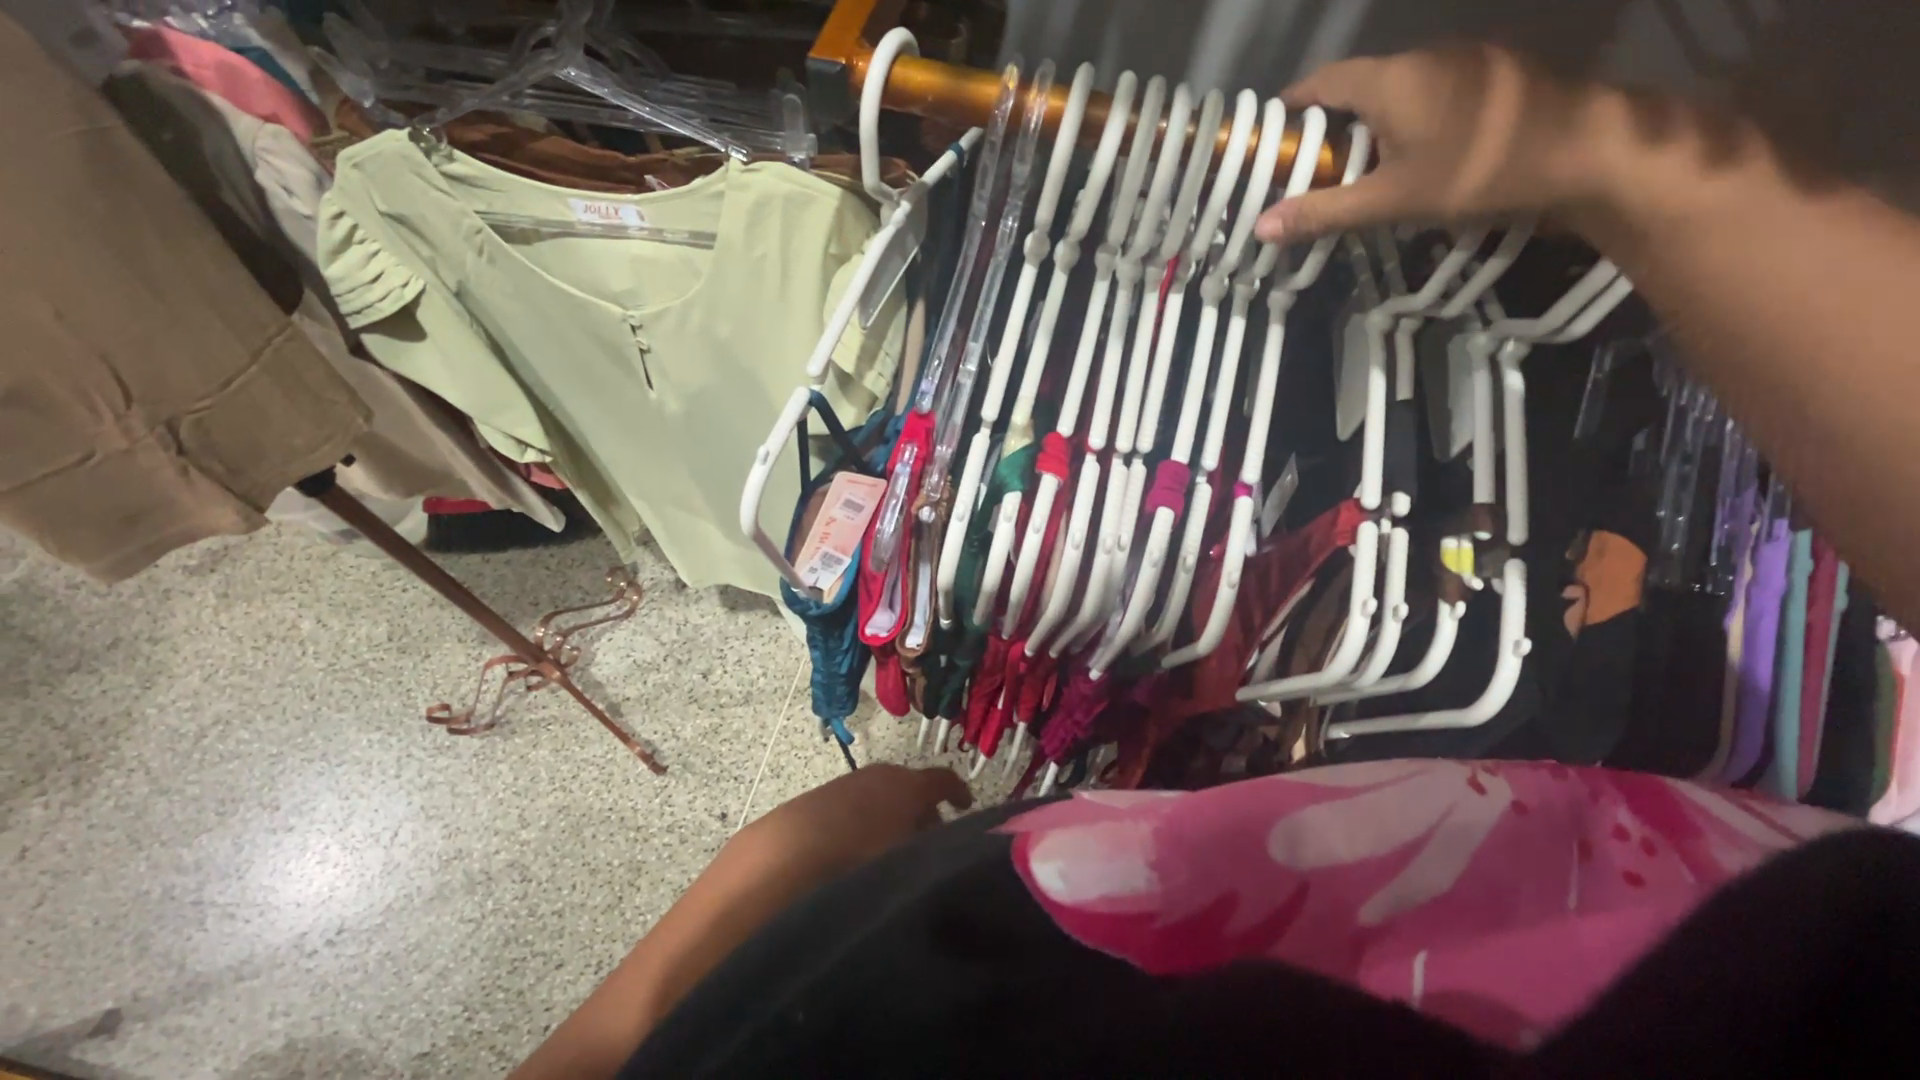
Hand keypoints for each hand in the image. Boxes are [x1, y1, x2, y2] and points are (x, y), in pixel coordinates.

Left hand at [734, 764, 973, 882]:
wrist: (790, 851)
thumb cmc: (863, 854)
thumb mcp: (910, 859)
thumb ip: (933, 854)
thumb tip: (946, 855)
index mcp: (909, 784)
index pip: (944, 780)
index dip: (958, 793)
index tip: (967, 808)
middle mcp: (881, 774)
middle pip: (912, 788)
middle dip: (924, 812)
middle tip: (931, 843)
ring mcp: (849, 783)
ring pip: (883, 798)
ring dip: (893, 820)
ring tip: (894, 854)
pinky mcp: (822, 798)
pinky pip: (857, 809)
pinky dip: (867, 824)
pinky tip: (859, 856)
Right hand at [1255, 45, 1621, 243]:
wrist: (1589, 152)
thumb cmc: (1478, 171)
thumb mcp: (1391, 201)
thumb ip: (1324, 211)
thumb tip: (1260, 227)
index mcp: (1389, 79)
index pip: (1319, 82)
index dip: (1291, 110)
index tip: (1274, 145)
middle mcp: (1422, 58)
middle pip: (1357, 87)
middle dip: (1330, 128)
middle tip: (1315, 175)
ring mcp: (1464, 62)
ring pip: (1397, 92)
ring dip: (1373, 128)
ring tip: (1366, 174)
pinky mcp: (1494, 78)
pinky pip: (1432, 96)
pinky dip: (1410, 124)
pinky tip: (1419, 160)